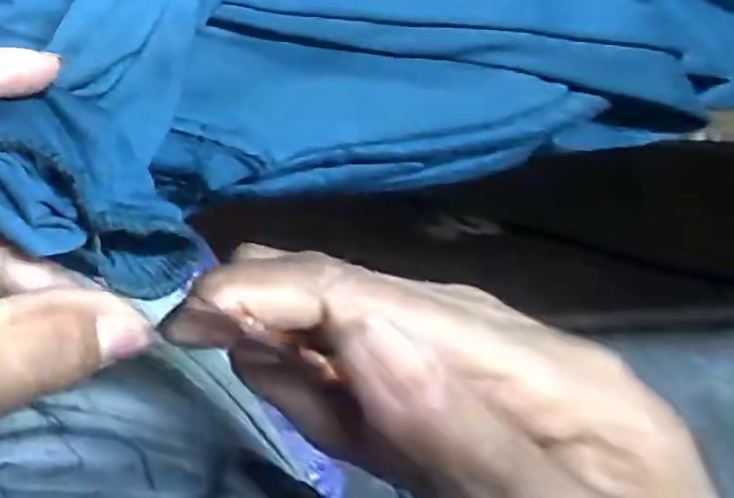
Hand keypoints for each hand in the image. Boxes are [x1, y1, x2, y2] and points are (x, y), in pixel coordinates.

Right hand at [162, 246, 714, 497]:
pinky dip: (312, 373)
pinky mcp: (451, 401)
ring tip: (251, 373)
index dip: (271, 291)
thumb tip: (358, 329)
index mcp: (544, 367)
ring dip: (280, 337)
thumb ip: (470, 444)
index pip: (376, 296)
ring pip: (343, 317)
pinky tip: (291, 383)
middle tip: (193, 340)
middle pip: (352, 289)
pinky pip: (362, 369)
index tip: (189, 315)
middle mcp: (500, 342)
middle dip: (261, 301)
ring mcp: (473, 368)